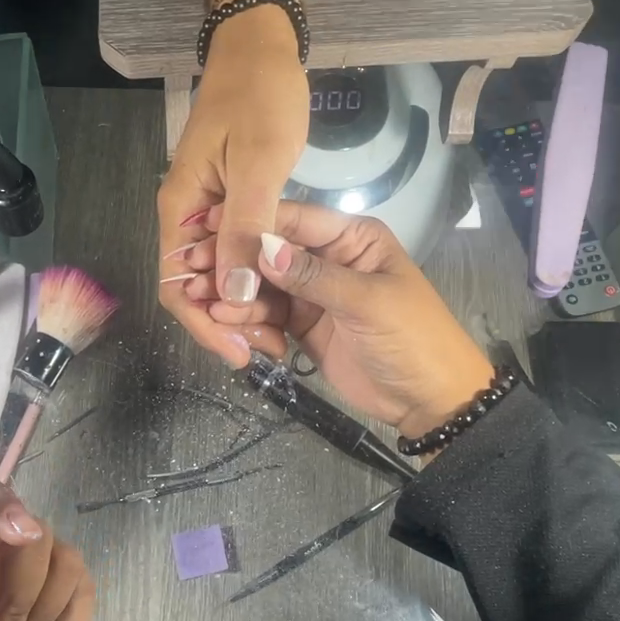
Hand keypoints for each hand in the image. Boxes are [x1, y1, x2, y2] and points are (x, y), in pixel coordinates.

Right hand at [156, 5, 310, 367]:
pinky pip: (235, 258)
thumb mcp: (258, 163)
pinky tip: (280, 298)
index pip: (177, 285)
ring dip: (243, 308)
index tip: (240, 352)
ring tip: (279, 335)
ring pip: (217, 277)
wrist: (260, 47)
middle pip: (194, 289)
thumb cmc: (259, 98)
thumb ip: (246, 228)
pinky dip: (254, 283)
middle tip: (268, 350)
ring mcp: (208, 215)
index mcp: (181, 211)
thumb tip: (235, 292)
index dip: (205, 325)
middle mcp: (187, 220)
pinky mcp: (231, 209)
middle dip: (227, 323)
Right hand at [193, 201, 496, 436]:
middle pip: (269, 253)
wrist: (428, 399)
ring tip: (203, 304)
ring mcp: (311, 293)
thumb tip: (262, 248)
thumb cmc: (412, 339)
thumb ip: (313, 276)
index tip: (206, 228)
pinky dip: (245, 320)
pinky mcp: (301, 324)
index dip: (249, 224)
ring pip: (261, 286)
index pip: (293, 220)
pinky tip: (223, 322)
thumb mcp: (367, 302)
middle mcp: (326, 258)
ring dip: (234, 296)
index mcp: (351, 238)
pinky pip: (266, 315)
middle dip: (232, 263)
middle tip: (191, 271)